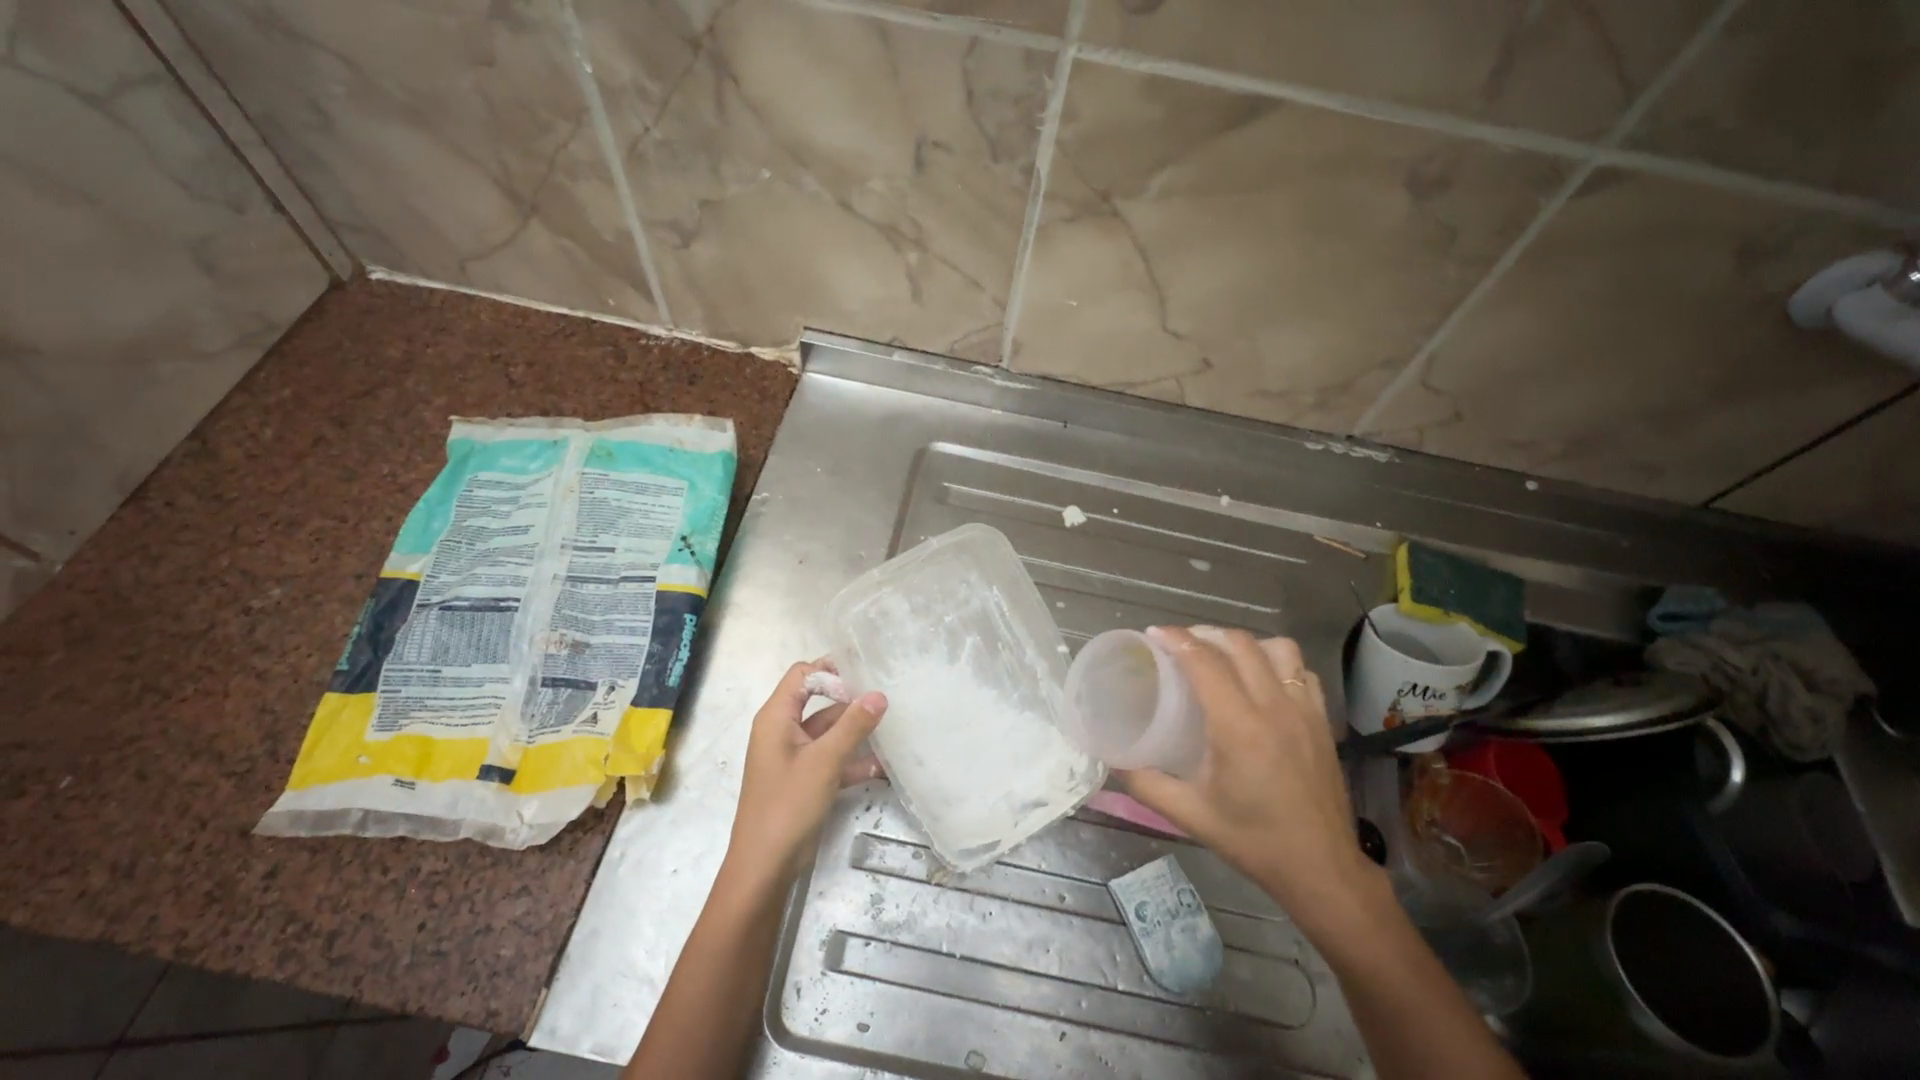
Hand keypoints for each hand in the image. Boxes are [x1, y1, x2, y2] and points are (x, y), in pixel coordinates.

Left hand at [725, 661, 886, 890]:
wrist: (765, 865)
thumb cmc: (787, 805)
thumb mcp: (824, 762)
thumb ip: (852, 726)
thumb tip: (879, 694)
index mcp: (776, 718)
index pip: (802, 676)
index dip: (831, 672)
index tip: (865, 678)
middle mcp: (782, 731)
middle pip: (819, 702)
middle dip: (851, 701)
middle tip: (888, 699)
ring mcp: (794, 757)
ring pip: (829, 733)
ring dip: (857, 733)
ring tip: (894, 730)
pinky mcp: (805, 780)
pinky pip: (832, 760)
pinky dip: (853, 762)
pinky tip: (883, 767)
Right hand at [1121, 627, 1373, 921]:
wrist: (1320, 866)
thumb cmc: (1253, 841)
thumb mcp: (1190, 815)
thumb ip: (1146, 784)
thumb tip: (1112, 760)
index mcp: (1237, 727)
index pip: (1204, 662)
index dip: (1177, 640)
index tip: (1155, 634)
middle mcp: (1273, 708)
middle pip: (1240, 645)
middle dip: (1206, 634)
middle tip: (1181, 643)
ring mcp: (1304, 711)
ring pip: (1278, 649)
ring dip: (1246, 643)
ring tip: (1224, 655)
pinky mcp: (1322, 721)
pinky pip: (1302, 671)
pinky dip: (1278, 663)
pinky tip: (1263, 680)